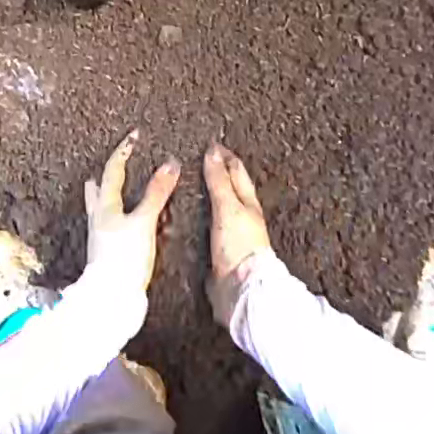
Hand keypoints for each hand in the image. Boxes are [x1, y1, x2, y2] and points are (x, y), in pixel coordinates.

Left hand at [84, 129, 181, 288]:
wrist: (110, 301)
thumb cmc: (123, 259)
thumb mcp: (144, 221)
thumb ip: (157, 193)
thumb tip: (169, 164)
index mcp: (105, 206)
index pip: (113, 170)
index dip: (124, 150)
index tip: (134, 135)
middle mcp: (99, 219)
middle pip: (99, 191)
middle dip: (106, 176)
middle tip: (115, 165)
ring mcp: (102, 238)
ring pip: (105, 209)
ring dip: (112, 198)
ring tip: (119, 192)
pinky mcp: (110, 254)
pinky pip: (115, 228)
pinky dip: (122, 219)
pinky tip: (131, 226)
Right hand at [205, 141, 272, 323]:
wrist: (240, 289)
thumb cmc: (240, 246)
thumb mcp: (228, 207)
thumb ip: (219, 180)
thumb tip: (213, 151)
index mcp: (247, 203)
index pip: (236, 171)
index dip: (224, 156)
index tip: (210, 144)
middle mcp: (241, 217)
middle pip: (228, 189)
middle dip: (216, 175)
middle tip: (199, 161)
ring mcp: (230, 235)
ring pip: (217, 209)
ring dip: (206, 198)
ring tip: (189, 188)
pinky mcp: (218, 252)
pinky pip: (206, 230)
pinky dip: (198, 221)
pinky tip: (186, 221)